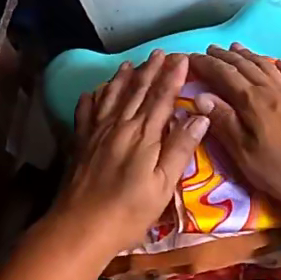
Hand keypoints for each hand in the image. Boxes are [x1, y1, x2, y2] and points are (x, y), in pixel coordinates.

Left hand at [51, 51, 207, 256]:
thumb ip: (180, 149)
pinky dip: (93, 97)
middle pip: (137, 91)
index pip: (162, 98)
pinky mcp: (80, 143)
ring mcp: (96, 133)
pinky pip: (86, 111)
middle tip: (161, 53)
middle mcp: (119, 126)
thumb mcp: (163, 185)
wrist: (80, 226)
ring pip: (111, 96)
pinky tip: (94, 91)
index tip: (182, 59)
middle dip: (151, 70)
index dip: (173, 77)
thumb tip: (200, 117)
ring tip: (131, 64)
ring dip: (123, 78)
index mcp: (144, 135)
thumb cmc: (129, 212)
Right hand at [188, 44, 280, 207]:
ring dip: (249, 56)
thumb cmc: (280, 170)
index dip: (206, 65)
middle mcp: (271, 90)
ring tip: (236, 48)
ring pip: (266, 67)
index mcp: (252, 101)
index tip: (190, 58)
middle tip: (209, 49)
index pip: (223, 75)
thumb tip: (201, 96)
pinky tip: (277, 62)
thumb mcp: (244, 152)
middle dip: (225, 56)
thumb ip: (223, 122)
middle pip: (245, 66)